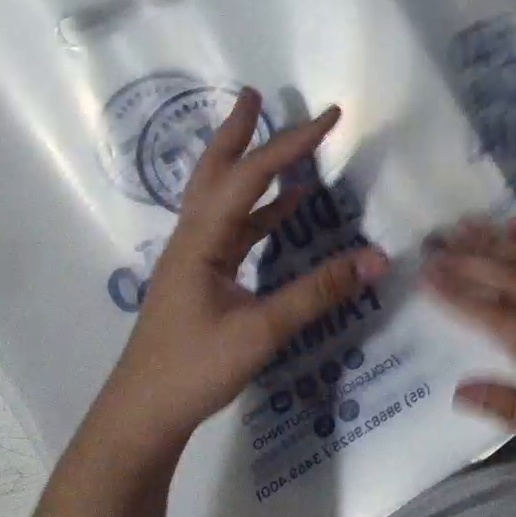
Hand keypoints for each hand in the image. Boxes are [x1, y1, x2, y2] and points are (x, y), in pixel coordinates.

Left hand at [93, 89, 388, 457]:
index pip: (251, 177)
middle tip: (255, 95)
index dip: (292, 144)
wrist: (138, 421)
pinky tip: (291, 205)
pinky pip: (237, 226)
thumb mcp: (260, 332)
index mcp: (200, 241)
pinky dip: (264, 206)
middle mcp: (193, 238)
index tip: (331, 116)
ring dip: (247, 162)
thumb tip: (378, 258)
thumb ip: (318, 292)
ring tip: (274, 135)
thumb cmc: (191, 371)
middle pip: (215, 170)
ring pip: (222, 195)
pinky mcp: (203, 277)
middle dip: (238, 131)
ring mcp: (195, 258)